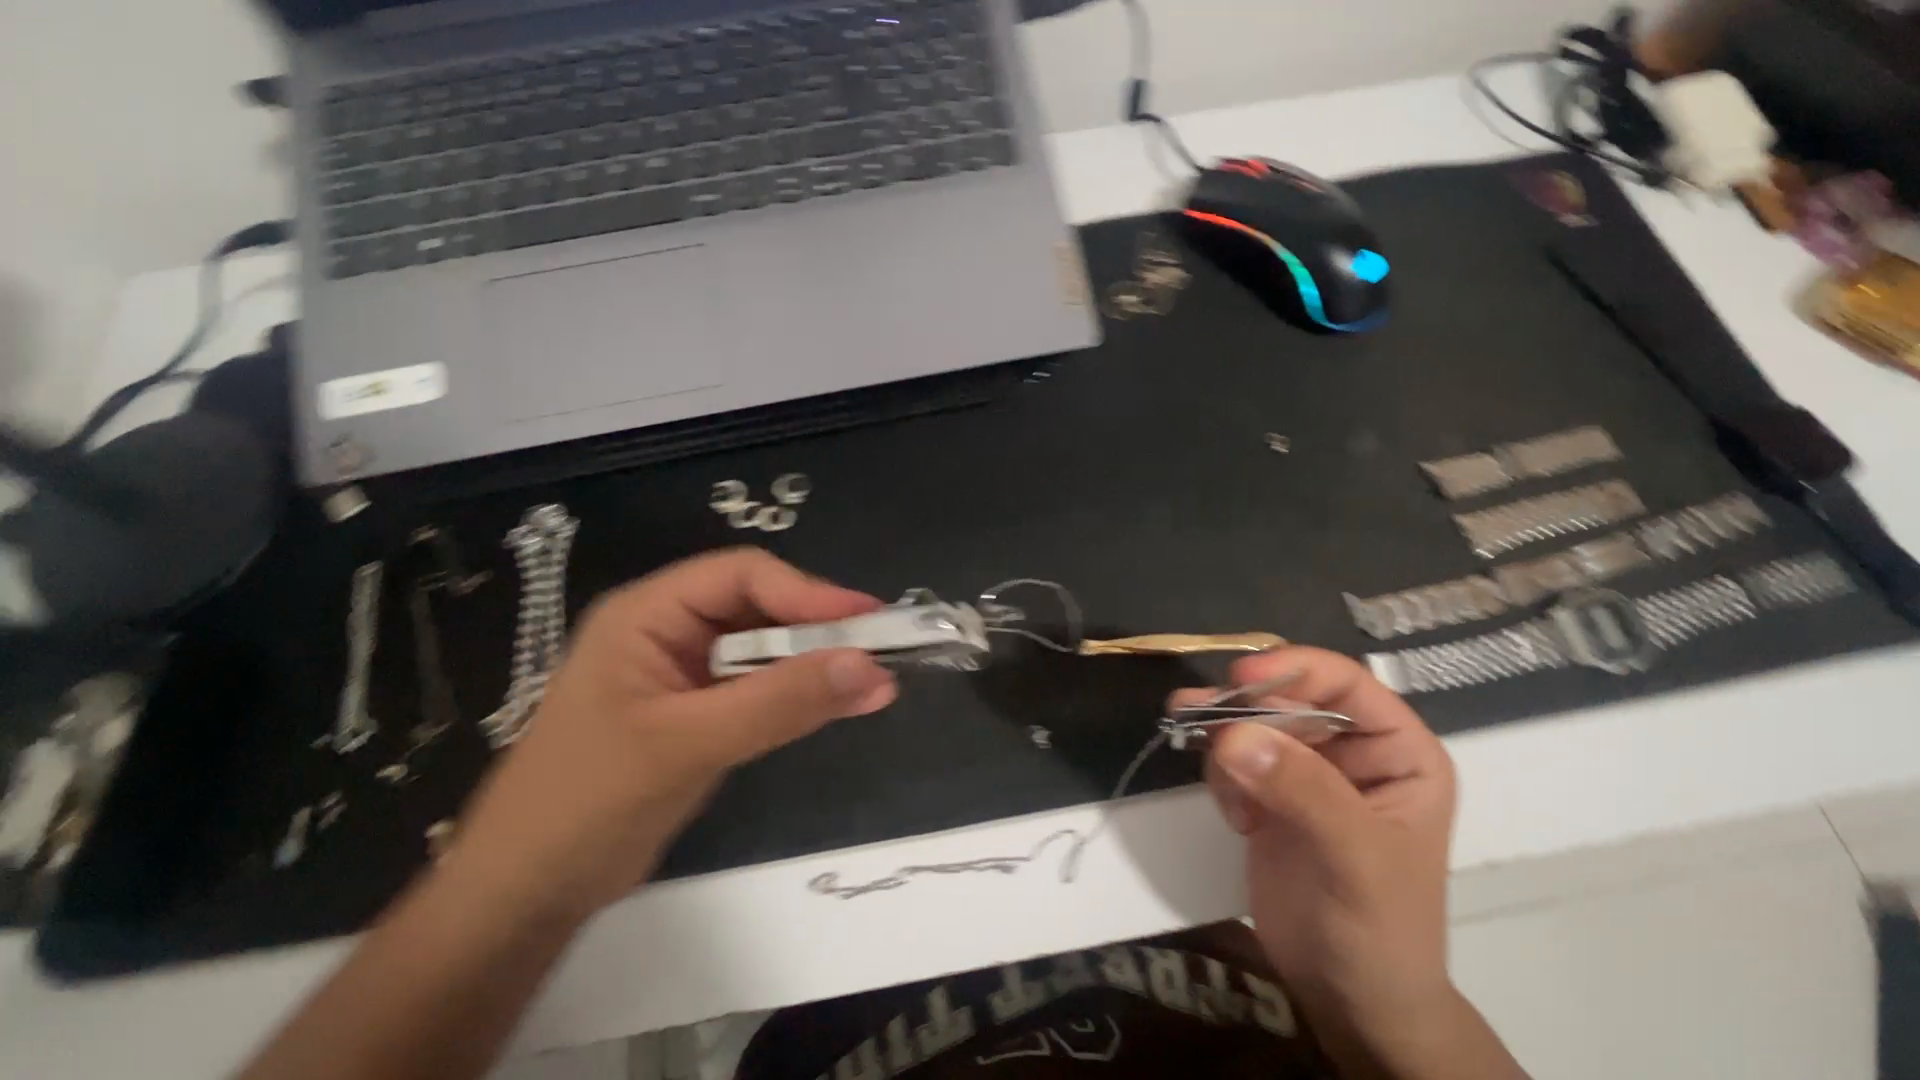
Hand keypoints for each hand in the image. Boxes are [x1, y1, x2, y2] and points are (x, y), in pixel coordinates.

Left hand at [449, 549, 898, 921]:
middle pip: (757, 608)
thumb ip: (780, 702)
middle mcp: (664, 632)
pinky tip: (831, 708)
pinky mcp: (691, 718)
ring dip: (811, 665)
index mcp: (646, 614)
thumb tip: (872, 668)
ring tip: (871, 684)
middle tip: (882, 655)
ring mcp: (678, 677)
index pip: (742, 575)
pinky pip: (753, 691)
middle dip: (818, 629)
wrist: (525, 891)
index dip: (809, 592)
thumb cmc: (590, 800)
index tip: (871, 621)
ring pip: (760, 652)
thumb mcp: (690, 743)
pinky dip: (792, 697)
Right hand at [1170, 648, 1471, 1072]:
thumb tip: (1233, 734)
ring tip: (1190, 739)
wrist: (1351, 1000)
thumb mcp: (1354, 856)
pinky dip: (1222, 775)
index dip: (1296, 669)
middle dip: (1245, 704)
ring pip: (1255, 726)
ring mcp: (1307, 776)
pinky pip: (1234, 762)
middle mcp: (1352, 753)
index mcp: (1398, 752)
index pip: (1346, 685)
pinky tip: (1235, 816)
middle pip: (1290, 699)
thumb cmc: (1379, 927)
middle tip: (1191, 708)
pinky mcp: (1269, 801)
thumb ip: (1302, 790)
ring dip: (1222, 733)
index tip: (1240, 677)